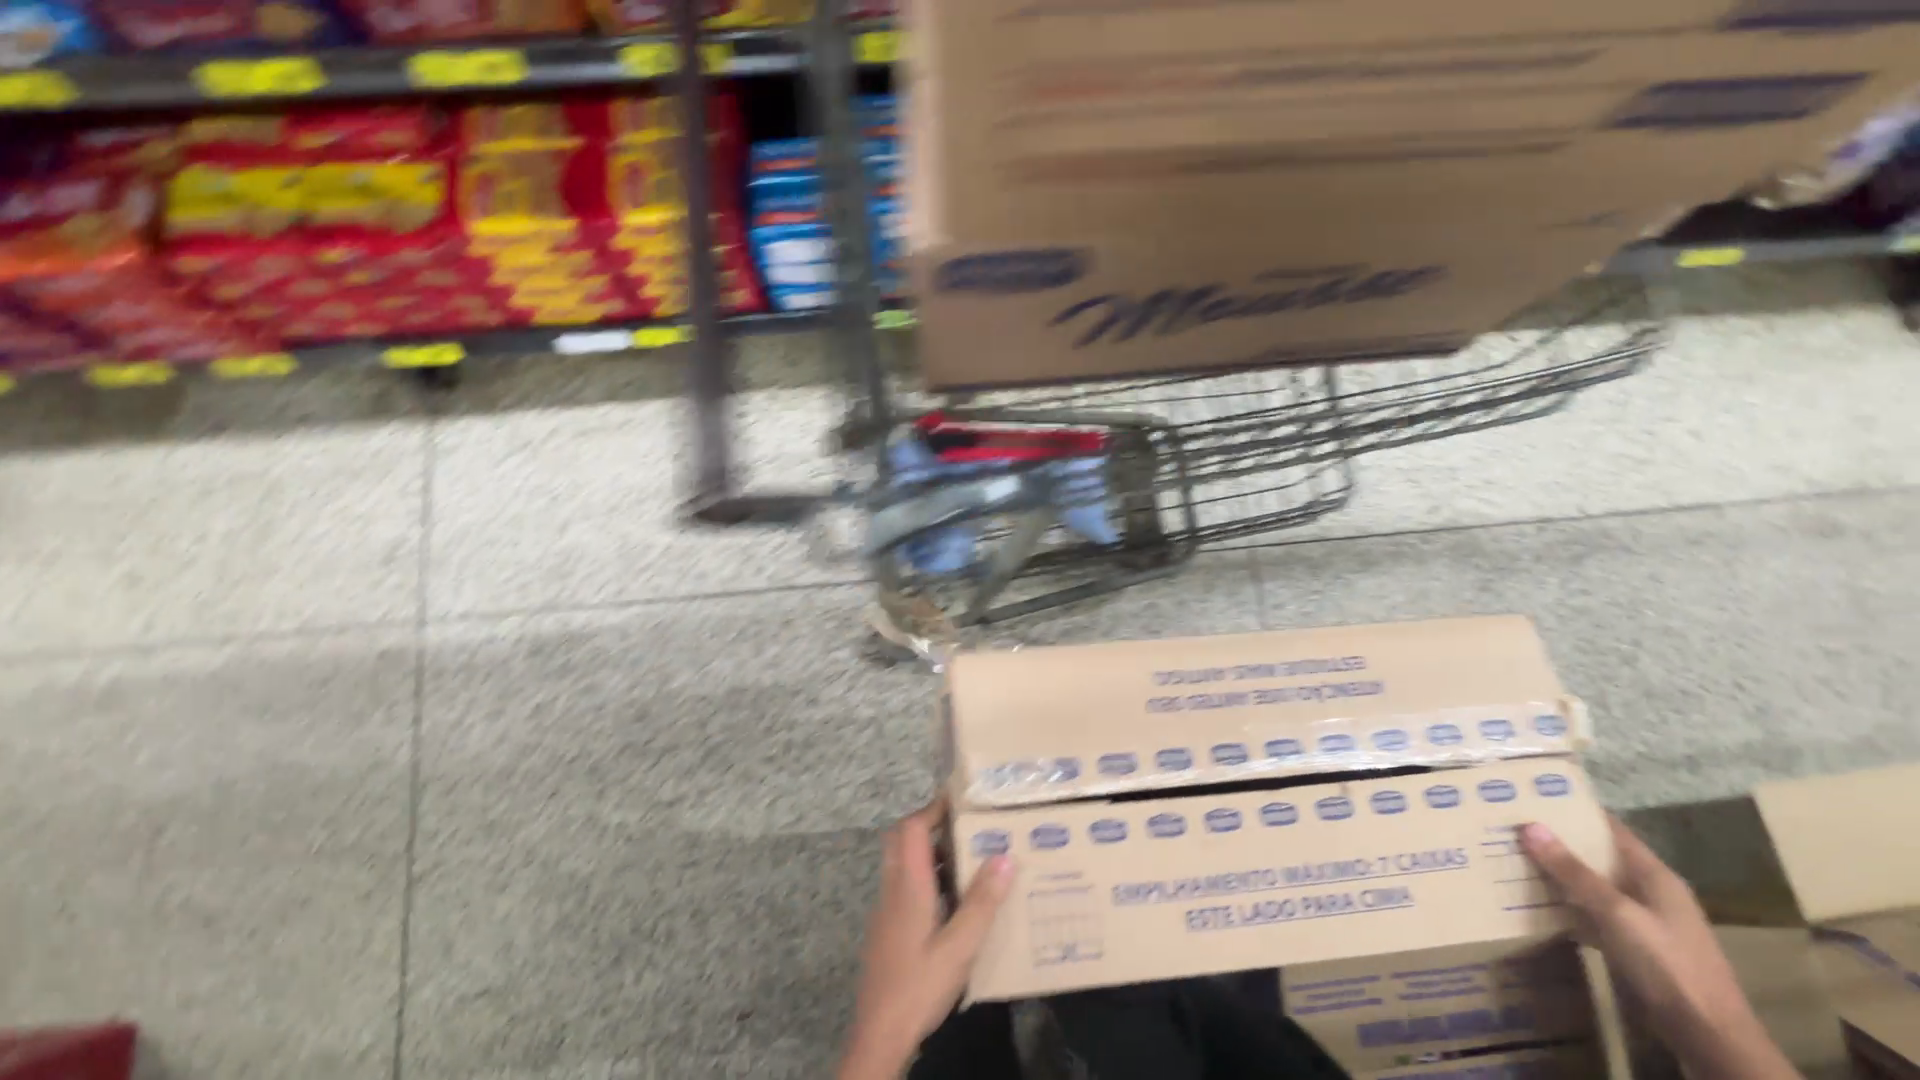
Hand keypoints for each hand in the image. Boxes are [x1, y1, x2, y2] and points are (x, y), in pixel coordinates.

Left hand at [837, 803, 1016, 1079]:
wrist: (880, 1033)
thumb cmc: (919, 987)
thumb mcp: (959, 947)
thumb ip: (981, 903)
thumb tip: (1004, 857)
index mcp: (908, 887)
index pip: (911, 828)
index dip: (932, 808)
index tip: (960, 798)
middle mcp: (892, 891)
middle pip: (901, 841)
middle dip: (930, 825)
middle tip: (965, 825)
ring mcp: (886, 912)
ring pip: (902, 865)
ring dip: (929, 853)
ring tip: (968, 857)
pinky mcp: (887, 931)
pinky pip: (905, 888)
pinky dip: (927, 879)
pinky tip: (953, 901)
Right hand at [1520, 819, 1798, 1079]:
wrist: (1708, 1034)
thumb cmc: (1667, 965)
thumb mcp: (1617, 914)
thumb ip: (1574, 873)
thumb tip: (1530, 826)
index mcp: (1655, 875)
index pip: (1611, 829)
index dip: (1575, 811)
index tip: (1532, 796)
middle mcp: (1651, 892)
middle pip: (1599, 857)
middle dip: (1559, 843)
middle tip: (1510, 828)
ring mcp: (1645, 922)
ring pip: (1594, 888)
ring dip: (1560, 876)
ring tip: (1513, 861)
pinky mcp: (1635, 948)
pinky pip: (1594, 916)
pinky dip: (1568, 908)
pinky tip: (1538, 908)